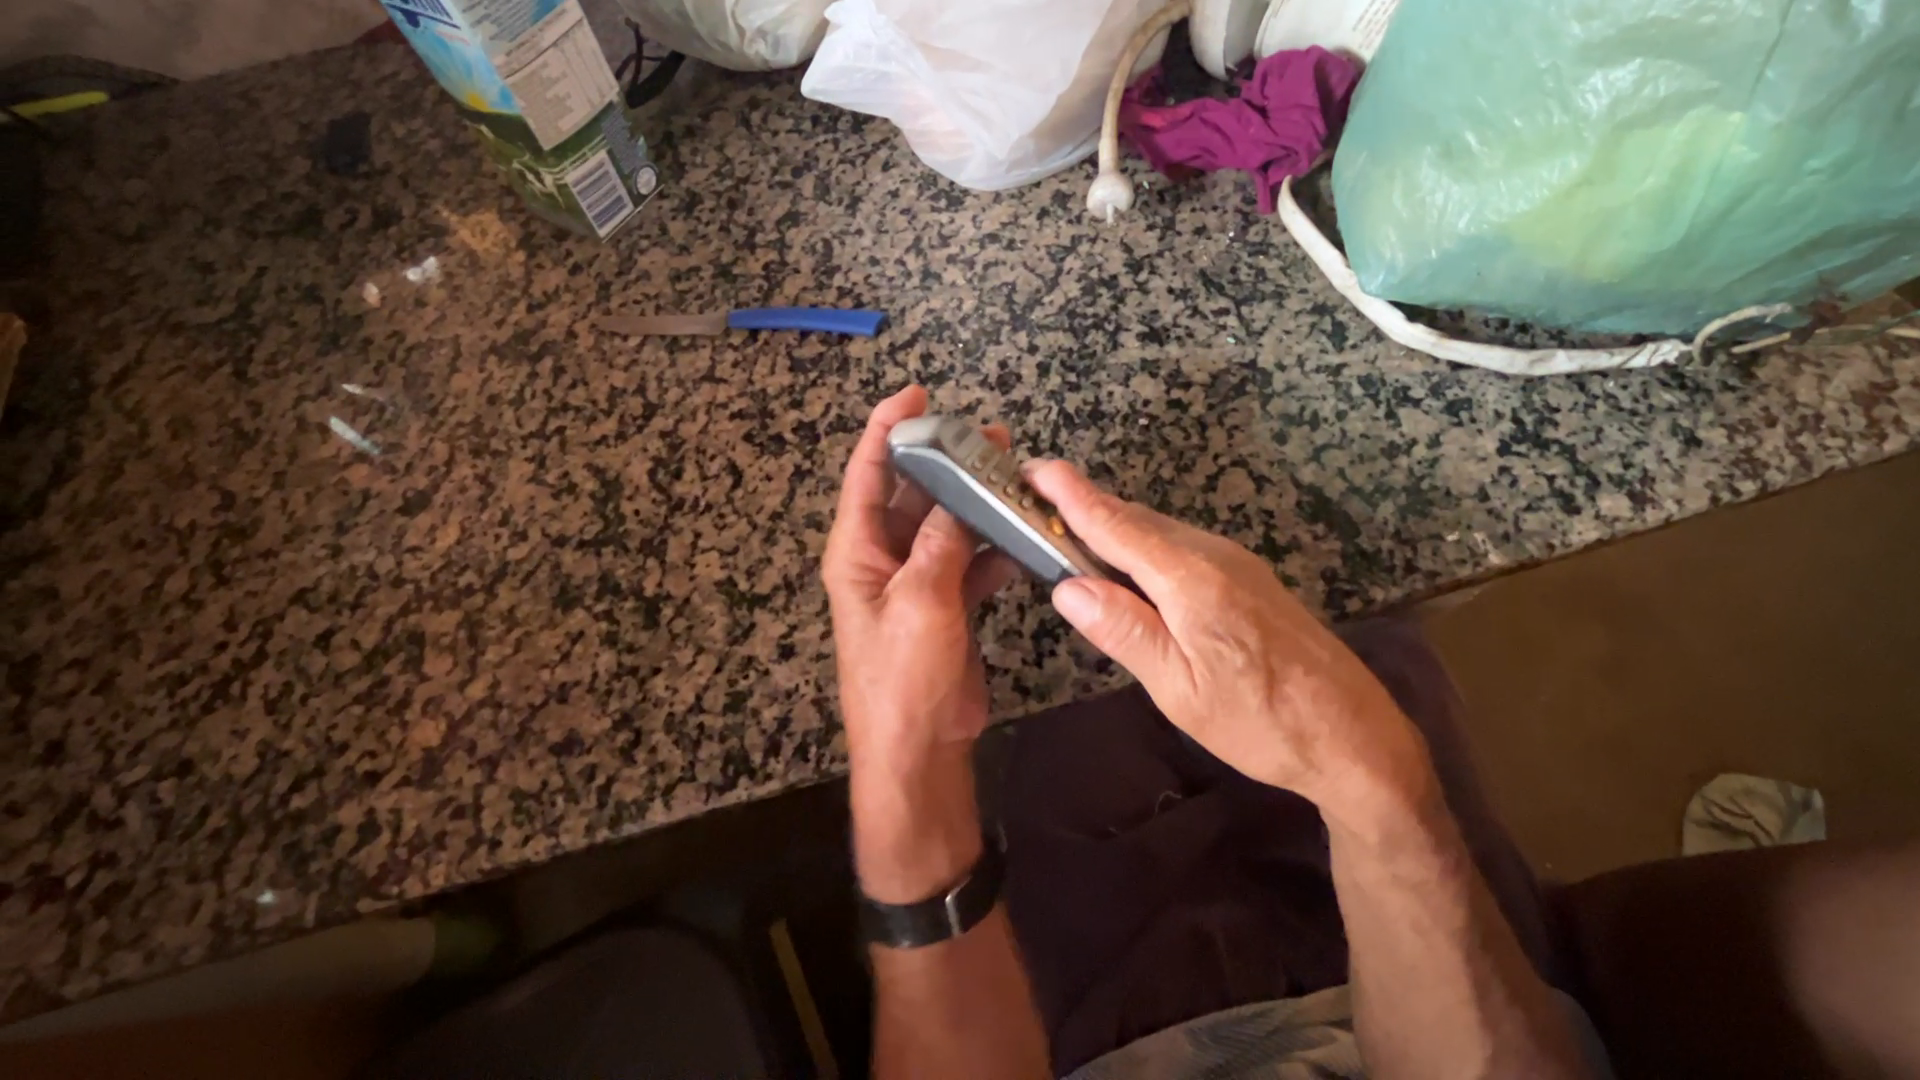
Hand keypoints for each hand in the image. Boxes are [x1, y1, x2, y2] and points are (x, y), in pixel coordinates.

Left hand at [824, 386, 1015, 900]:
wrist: (919, 748)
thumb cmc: (903, 678)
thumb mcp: (921, 602)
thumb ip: (942, 544)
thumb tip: (962, 494)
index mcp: (858, 550)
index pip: (869, 474)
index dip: (887, 429)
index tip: (917, 393)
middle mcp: (883, 558)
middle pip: (914, 493)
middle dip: (947, 462)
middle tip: (990, 437)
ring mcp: (917, 580)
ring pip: (946, 524)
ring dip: (975, 502)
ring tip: (1014, 476)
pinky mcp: (946, 603)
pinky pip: (969, 560)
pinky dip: (992, 546)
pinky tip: (1021, 533)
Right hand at [1025, 461, 1435, 820]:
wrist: (1353, 735)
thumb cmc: (1259, 722)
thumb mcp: (1179, 688)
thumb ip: (1124, 631)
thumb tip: (1067, 587)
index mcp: (1190, 579)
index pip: (1115, 525)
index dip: (1070, 495)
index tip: (1032, 469)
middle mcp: (1213, 556)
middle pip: (1135, 520)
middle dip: (1083, 505)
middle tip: (1034, 501)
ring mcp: (1236, 563)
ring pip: (1159, 532)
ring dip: (1112, 526)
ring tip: (1067, 531)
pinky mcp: (1248, 579)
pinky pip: (1181, 547)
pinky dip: (1143, 546)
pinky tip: (1128, 566)